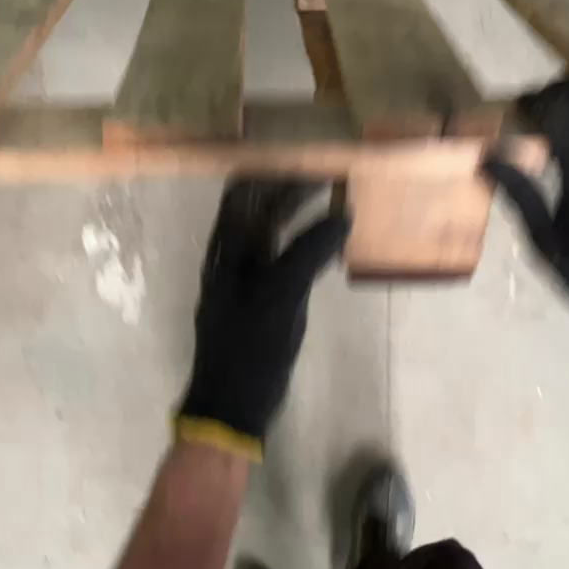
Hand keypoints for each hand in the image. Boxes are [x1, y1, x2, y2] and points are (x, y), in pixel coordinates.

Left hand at [177, 179, 351, 449]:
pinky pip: (280, 263)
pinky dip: (302, 250)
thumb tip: (341, 216)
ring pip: (269, 237)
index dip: (275, 174)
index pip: (246, 193)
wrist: (231, 404)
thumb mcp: (281, 297)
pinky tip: (325, 256)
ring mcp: (242, 282)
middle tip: (331, 183)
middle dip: (291, 192)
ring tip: (333, 211)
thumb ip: (308, 253)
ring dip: (297, 219)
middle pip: (258, 211)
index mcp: (227, 251)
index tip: (312, 164)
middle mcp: (231, 260)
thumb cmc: (251, 348)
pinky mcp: (258, 304)